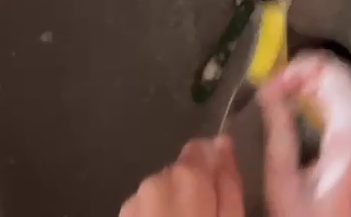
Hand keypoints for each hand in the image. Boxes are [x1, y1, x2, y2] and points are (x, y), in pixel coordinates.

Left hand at [121, 136, 244, 216]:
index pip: (201, 148)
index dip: (212, 168)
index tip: (219, 192)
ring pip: (162, 191)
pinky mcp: (121, 214)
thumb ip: (229, 184)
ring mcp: (133, 199)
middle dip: (193, 190)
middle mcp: (156, 179)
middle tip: (204, 215)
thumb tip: (224, 142)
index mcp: (186, 176)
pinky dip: (154, 216)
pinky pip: (144, 207)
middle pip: (181, 172)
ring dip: (172, 205)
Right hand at [259, 52, 350, 216]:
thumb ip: (279, 130)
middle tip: (273, 92)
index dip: (300, 67)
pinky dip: (327, 112)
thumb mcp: (285, 184)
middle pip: (342, 83)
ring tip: (282, 105)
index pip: (333, 72)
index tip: (272, 83)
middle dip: (305, 78)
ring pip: (348, 99)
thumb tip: (268, 90)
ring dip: (314, 94)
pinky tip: (303, 124)